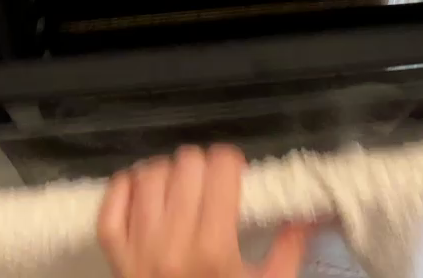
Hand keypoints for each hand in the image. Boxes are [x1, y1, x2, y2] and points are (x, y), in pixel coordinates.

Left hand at [98, 145, 310, 277]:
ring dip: (168, 174)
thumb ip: (290, 249)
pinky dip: (125, 189)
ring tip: (180, 189)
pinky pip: (112, 205)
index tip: (235, 174)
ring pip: (150, 175)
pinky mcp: (114, 258)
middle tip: (210, 184)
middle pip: (187, 163)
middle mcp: (173, 244)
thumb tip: (310, 211)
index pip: (221, 166)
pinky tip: (144, 192)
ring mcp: (138, 250)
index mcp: (214, 250)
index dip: (231, 163)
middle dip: (203, 167)